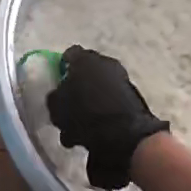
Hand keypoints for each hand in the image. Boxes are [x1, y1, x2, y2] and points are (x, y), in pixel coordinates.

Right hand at [46, 45, 170, 190]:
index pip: (69, 55)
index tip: (57, 82)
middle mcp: (106, 63)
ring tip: (79, 128)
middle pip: (86, 72)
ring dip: (90, 103)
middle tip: (67, 106)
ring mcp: (123, 80)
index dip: (61, 68)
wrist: (125, 135)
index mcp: (85, 59)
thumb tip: (58, 95)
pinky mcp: (135, 99)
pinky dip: (104, 114)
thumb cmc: (84, 115)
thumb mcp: (56, 107)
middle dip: (77, 88)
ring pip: (100, 90)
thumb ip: (55, 98)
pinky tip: (95, 133)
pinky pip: (111, 104)